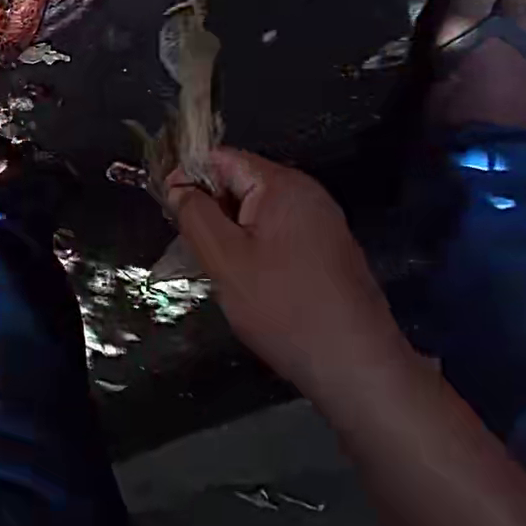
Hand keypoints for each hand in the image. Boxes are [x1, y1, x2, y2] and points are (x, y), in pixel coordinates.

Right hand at [166, 149, 405, 394]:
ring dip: (228, 228)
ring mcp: (320, 221)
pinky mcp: (326, 248)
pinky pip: (276, 230)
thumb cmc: (284, 307)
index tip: (167, 207)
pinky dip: (252, 243)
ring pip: (256, 209)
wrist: (358, 368)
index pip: (221, 158)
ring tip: (212, 262)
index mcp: (282, 185)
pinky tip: (245, 277)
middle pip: (240, 181)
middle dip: (208, 205)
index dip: (188, 176)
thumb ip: (195, 214)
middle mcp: (305, 193)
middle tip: (187, 240)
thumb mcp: (225, 259)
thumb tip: (178, 188)